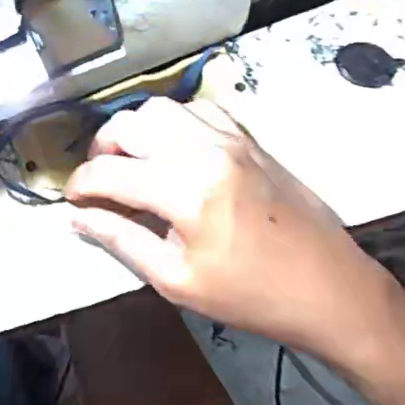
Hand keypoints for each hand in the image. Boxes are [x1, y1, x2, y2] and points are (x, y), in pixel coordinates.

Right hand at [63, 98, 404, 374]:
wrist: (332, 289)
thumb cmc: (253, 296)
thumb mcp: (177, 282)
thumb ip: (121, 240)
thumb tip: (79, 217)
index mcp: (186, 191)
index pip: (109, 173)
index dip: (80, 186)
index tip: (72, 200)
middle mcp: (205, 150)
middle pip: (129, 124)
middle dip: (101, 149)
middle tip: (99, 180)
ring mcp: (230, 138)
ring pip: (160, 108)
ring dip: (134, 130)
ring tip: (132, 162)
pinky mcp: (247, 138)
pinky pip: (196, 110)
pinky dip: (171, 123)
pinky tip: (171, 153)